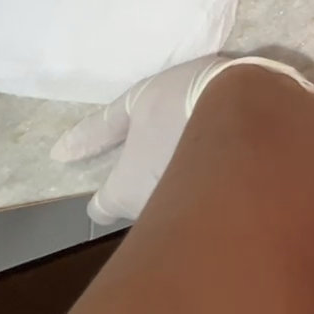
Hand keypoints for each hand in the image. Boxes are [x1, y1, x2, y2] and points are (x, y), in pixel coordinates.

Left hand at [51, 56, 313, 223]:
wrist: (253, 109)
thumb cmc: (186, 103)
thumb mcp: (141, 101)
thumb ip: (102, 127)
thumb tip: (60, 153)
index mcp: (124, 190)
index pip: (103, 208)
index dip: (110, 192)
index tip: (125, 175)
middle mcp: (152, 210)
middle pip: (146, 205)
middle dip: (157, 187)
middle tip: (173, 157)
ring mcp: (192, 212)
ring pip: (183, 206)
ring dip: (189, 188)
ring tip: (207, 161)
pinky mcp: (229, 208)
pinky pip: (216, 202)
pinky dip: (219, 189)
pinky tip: (233, 167)